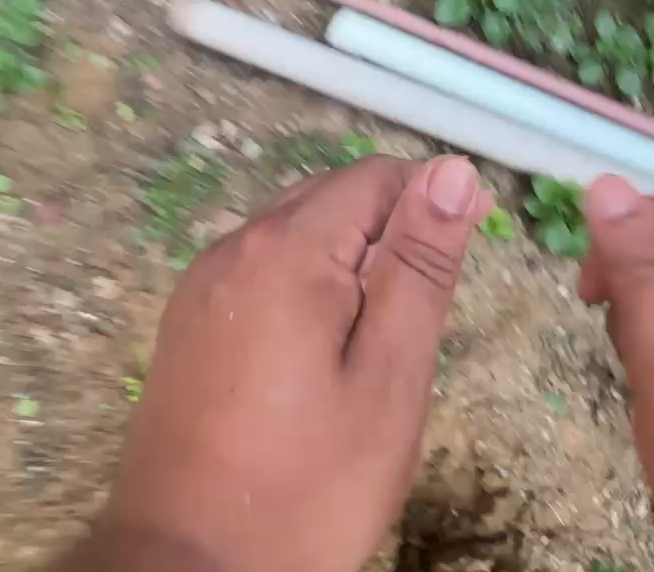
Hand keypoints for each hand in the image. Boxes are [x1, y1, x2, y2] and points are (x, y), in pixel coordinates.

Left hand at [57, 155, 492, 571]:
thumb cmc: (310, 483)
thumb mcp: (389, 372)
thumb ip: (420, 261)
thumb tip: (452, 170)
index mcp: (286, 248)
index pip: (375, 177)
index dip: (429, 200)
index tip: (462, 251)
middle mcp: (234, 245)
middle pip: (334, 196)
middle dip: (389, 230)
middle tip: (416, 314)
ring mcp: (204, 281)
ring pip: (300, 229)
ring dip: (350, 256)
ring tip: (373, 337)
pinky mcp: (190, 317)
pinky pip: (264, 265)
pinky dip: (308, 279)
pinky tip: (320, 347)